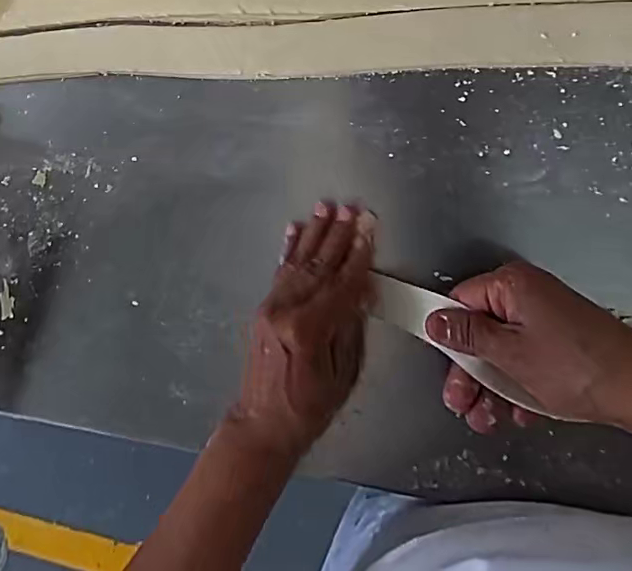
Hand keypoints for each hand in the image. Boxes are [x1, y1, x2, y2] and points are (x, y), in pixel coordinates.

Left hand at [227, 203, 373, 458]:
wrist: (261, 425)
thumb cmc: (309, 408)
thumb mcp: (343, 374)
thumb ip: (351, 326)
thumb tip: (363, 288)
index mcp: (309, 329)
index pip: (342, 284)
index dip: (359, 255)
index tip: (369, 229)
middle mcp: (287, 310)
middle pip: (320, 265)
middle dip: (339, 234)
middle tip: (353, 209)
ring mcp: (271, 306)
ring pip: (299, 261)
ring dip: (316, 231)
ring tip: (327, 206)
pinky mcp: (263, 306)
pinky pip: (280, 270)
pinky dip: (289, 247)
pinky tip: (296, 228)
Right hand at [423, 261, 631, 433]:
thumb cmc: (584, 368)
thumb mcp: (510, 356)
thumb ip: (468, 336)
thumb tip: (437, 320)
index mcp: (511, 284)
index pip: (460, 300)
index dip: (448, 336)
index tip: (443, 363)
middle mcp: (527, 292)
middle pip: (480, 327)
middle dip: (471, 371)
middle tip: (464, 401)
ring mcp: (545, 314)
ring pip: (502, 347)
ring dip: (493, 384)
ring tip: (491, 416)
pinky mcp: (560, 335)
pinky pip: (525, 354)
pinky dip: (519, 382)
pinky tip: (521, 409)